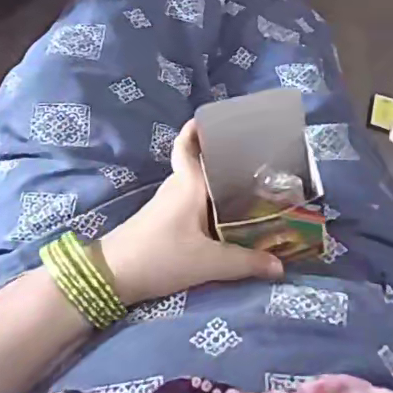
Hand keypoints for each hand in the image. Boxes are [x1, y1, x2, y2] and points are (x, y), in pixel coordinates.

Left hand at [99, 120, 284, 305]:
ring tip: (248, 183)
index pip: (189, 144)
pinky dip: (208, 200)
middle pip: (198, 161)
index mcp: (188, 185)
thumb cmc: (160, 257)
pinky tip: (224, 214)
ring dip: (216, 179)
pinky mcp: (163, 220)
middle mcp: (177, 187)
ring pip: (195, 182)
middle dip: (220, 154)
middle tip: (253, 154)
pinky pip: (191, 200)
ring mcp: (167, 203)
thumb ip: (244, 263)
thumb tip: (280, 267)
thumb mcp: (207, 263)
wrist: (112, 276)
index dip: (201, 127)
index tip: (222, 117)